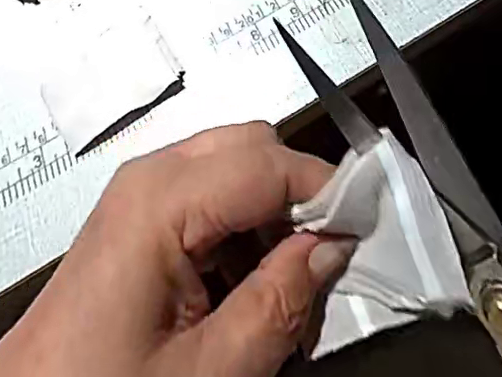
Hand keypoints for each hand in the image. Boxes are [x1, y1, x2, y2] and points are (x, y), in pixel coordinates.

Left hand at [0, 123, 352, 376]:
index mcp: (163, 199)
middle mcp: (152, 176)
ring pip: (238, 163)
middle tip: (322, 258)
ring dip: (275, 210)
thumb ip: (279, 302)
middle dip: (299, 195)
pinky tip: (247, 280)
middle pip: (256, 147)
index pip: (272, 163)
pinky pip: (212, 188)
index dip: (328, 190)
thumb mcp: (205, 375)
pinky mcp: (139, 212)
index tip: (362, 228)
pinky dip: (245, 222)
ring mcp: (142, 190)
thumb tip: (330, 246)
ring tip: (285, 280)